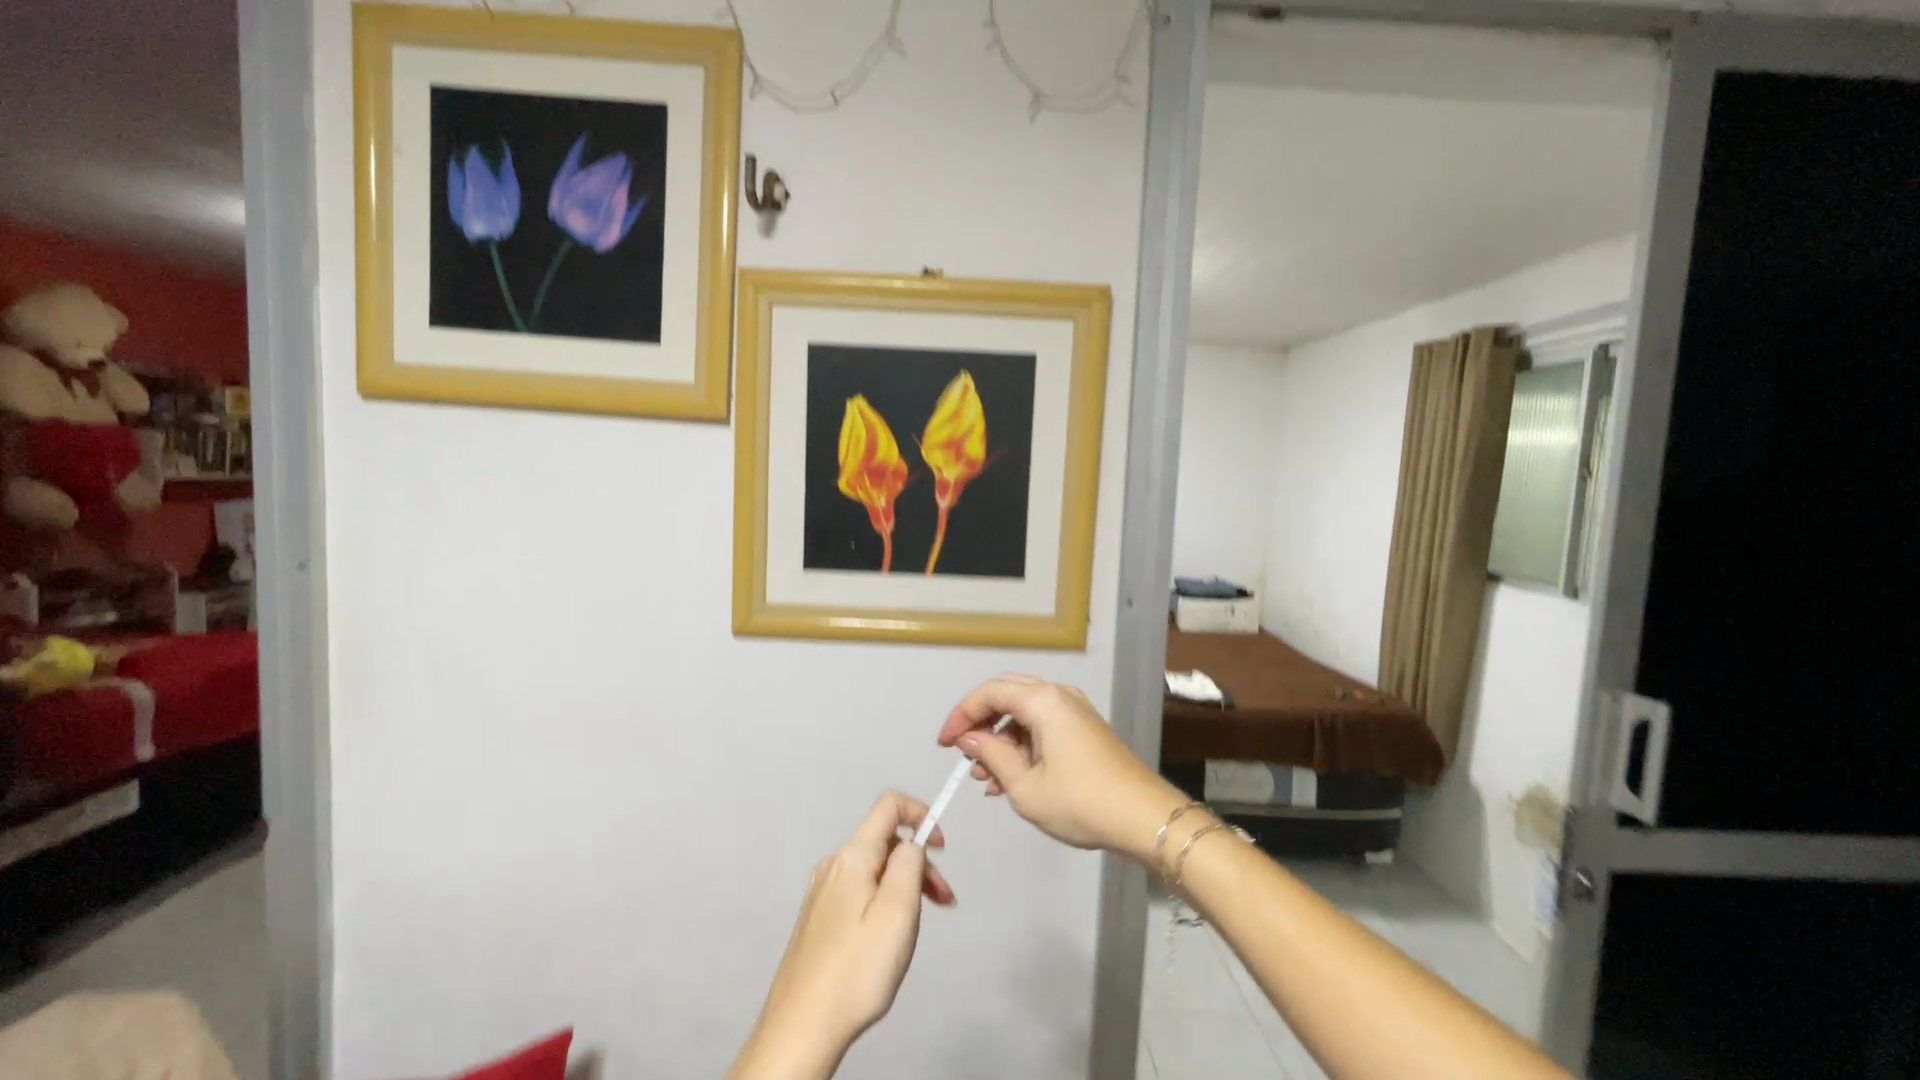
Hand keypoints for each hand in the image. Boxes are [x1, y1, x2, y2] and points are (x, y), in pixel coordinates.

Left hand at [730, 792, 954, 1079]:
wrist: (801, 1027)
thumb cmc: (856, 969)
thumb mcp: (897, 912)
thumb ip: (909, 865)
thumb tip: (912, 842)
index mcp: (852, 858)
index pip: (889, 806)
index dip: (921, 814)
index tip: (942, 848)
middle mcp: (832, 867)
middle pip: (885, 843)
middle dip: (920, 862)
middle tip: (944, 902)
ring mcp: (821, 894)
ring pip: (874, 872)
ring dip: (905, 887)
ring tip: (919, 928)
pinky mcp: (818, 920)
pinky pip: (860, 894)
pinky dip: (884, 903)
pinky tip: (888, 940)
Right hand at [937, 675, 1187, 863]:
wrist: (1144, 818)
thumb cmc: (1080, 802)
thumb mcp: (1024, 786)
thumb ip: (991, 755)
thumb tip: (969, 738)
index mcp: (1043, 700)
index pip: (990, 692)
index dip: (961, 715)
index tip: (945, 744)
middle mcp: (1060, 696)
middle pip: (1007, 695)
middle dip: (981, 723)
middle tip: (964, 754)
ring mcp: (1076, 712)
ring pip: (1025, 713)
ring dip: (1002, 740)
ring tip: (987, 780)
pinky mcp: (1086, 731)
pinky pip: (1044, 727)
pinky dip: (1023, 747)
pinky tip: (1012, 780)